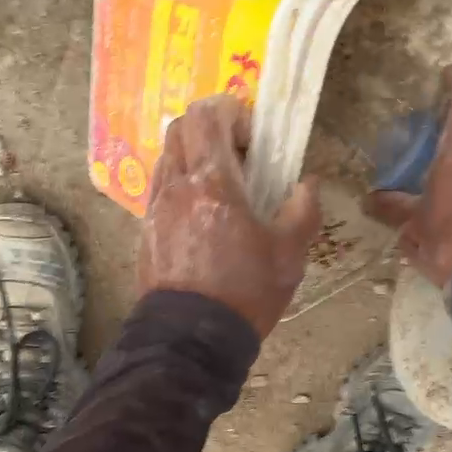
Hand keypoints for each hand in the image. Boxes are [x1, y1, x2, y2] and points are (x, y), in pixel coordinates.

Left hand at [137, 95, 322, 336]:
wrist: (191, 340)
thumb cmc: (244, 294)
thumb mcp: (289, 257)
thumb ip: (302, 212)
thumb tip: (305, 186)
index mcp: (212, 183)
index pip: (207, 115)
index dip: (231, 111)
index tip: (253, 137)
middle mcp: (177, 186)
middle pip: (180, 128)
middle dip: (209, 128)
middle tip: (238, 156)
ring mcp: (156, 209)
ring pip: (167, 157)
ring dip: (193, 157)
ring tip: (221, 188)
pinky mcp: (147, 232)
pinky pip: (160, 189)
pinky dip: (180, 185)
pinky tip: (202, 215)